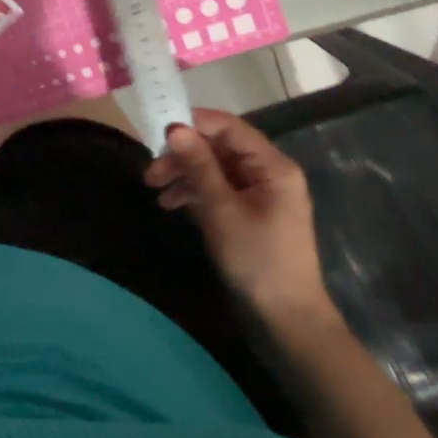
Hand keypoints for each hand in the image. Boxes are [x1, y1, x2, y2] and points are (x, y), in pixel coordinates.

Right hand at [144, 109, 332, 321]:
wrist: (286, 314)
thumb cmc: (257, 258)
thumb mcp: (222, 209)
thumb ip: (199, 165)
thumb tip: (174, 127)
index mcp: (272, 166)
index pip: (228, 127)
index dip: (193, 123)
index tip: (157, 132)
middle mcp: (268, 171)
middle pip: (217, 147)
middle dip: (182, 155)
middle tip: (150, 172)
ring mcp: (259, 191)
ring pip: (213, 166)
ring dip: (183, 173)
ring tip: (155, 190)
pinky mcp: (249, 209)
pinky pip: (217, 187)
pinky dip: (193, 191)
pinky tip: (171, 204)